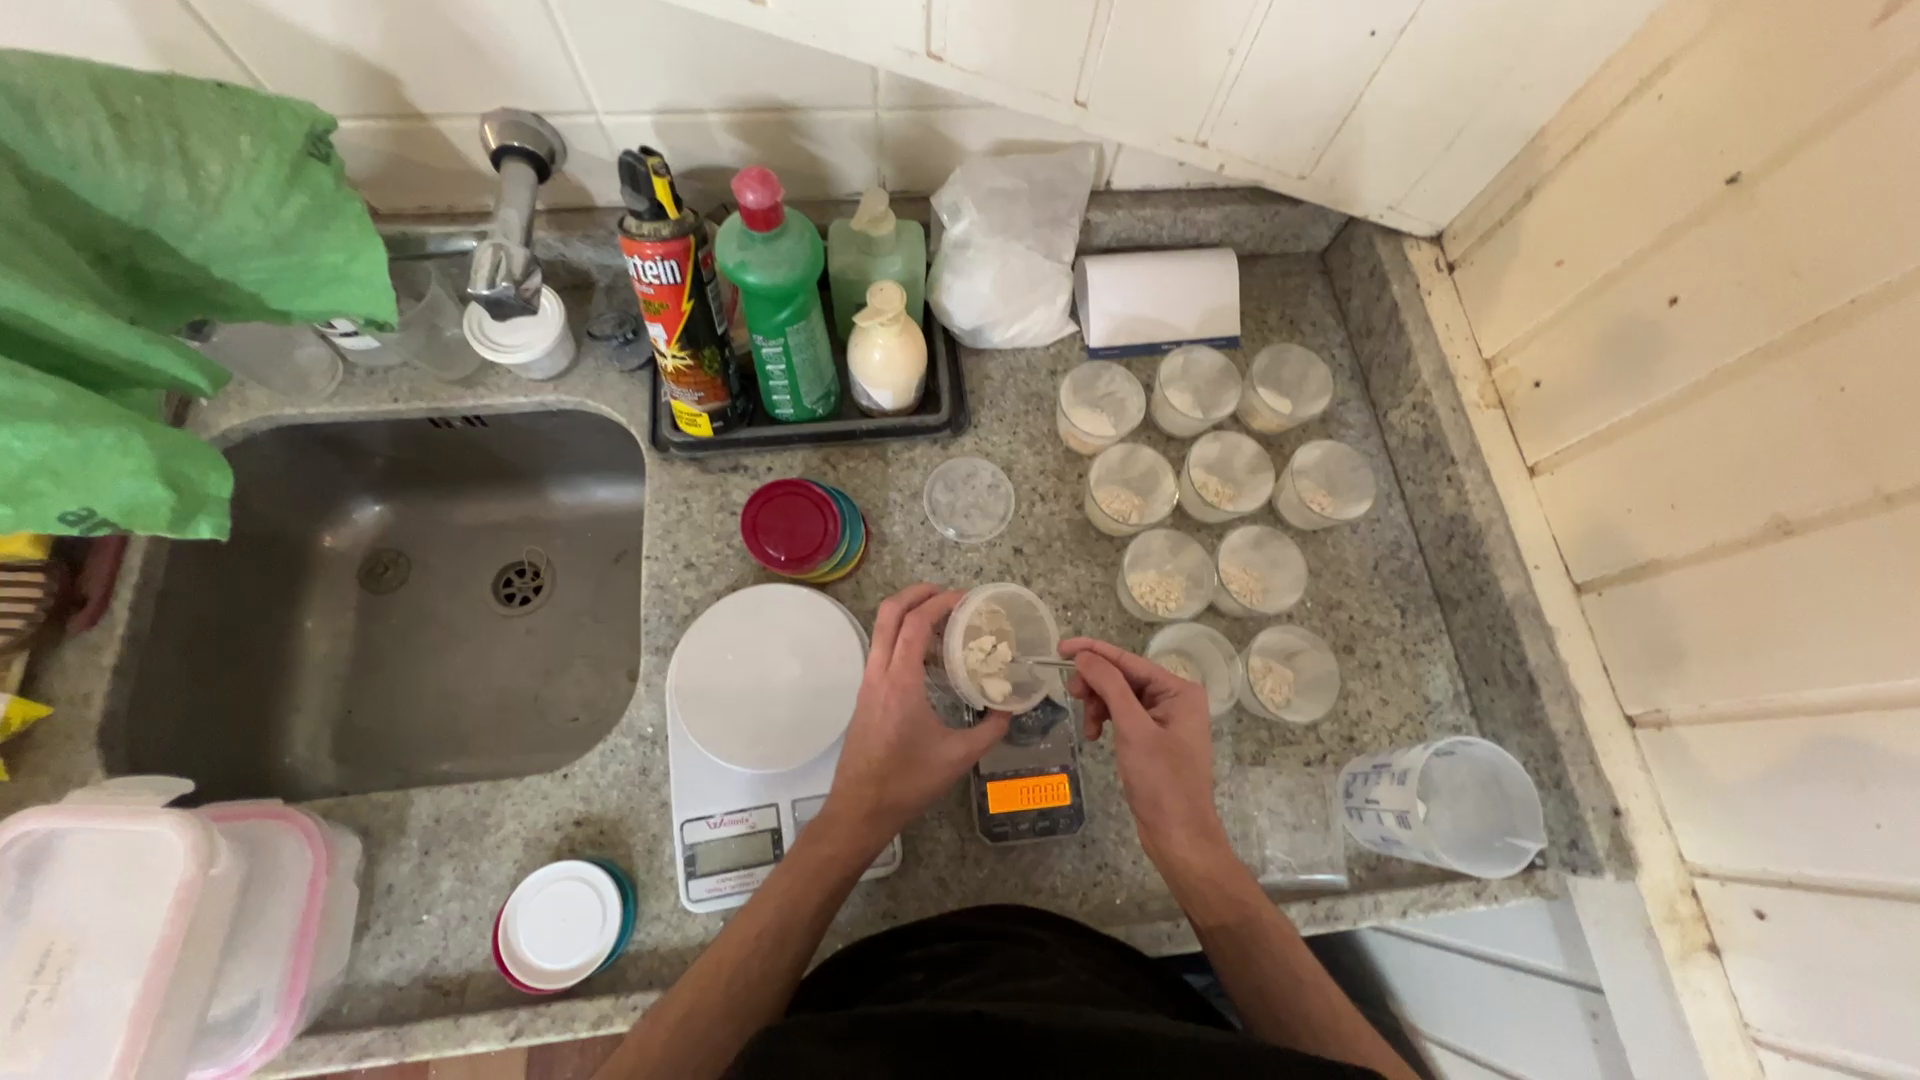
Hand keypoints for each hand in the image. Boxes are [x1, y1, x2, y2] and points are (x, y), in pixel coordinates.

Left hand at [823, 585, 1010, 851]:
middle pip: (889, 613)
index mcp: (900, 682)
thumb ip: (990, 730)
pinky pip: (882, 650)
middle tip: (949, 594)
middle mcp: (879, 673)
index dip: (941, 602)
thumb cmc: (907, 782)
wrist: (860, 809)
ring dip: (909, 614)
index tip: (966, 598)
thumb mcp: (958, 757)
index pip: (916, 623)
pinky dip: (903, 637)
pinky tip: (930, 657)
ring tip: (943, 621)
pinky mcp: (866, 695)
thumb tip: (1010, 709)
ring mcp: (868, 683)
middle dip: (917, 593)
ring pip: (881, 630)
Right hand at [1061, 637, 1230, 866]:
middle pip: (1123, 677)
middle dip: (1096, 685)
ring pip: (1119, 696)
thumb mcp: (1133, 729)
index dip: (1093, 651)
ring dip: (1098, 707)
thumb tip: (1084, 655)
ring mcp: (1165, 719)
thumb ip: (1109, 686)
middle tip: (1072, 696)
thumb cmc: (1161, 781)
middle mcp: (1175, 698)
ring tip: (1089, 729)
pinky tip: (1095, 736)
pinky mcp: (1153, 738)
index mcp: (1179, 690)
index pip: (1128, 660)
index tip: (1060, 648)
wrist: (1179, 835)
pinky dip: (1106, 721)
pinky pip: (1123, 716)